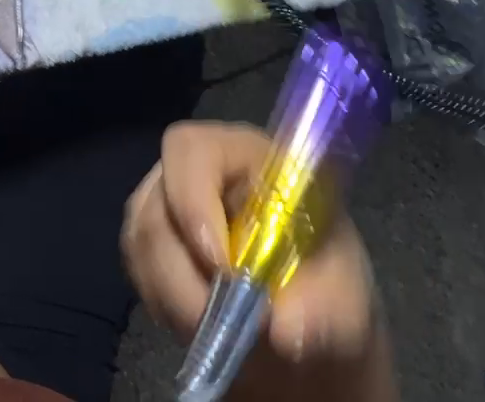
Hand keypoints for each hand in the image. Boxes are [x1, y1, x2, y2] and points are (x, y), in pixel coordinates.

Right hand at [121, 122, 378, 365]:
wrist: (305, 319)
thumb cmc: (329, 290)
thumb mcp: (348, 300)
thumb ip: (327, 310)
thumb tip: (288, 333)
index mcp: (245, 155)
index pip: (192, 150)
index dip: (193, 200)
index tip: (222, 268)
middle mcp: (193, 169)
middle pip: (157, 205)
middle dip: (185, 275)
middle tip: (224, 327)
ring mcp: (162, 200)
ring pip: (141, 242)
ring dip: (177, 298)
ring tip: (223, 331)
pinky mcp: (147, 237)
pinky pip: (136, 268)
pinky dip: (165, 305)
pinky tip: (202, 323)